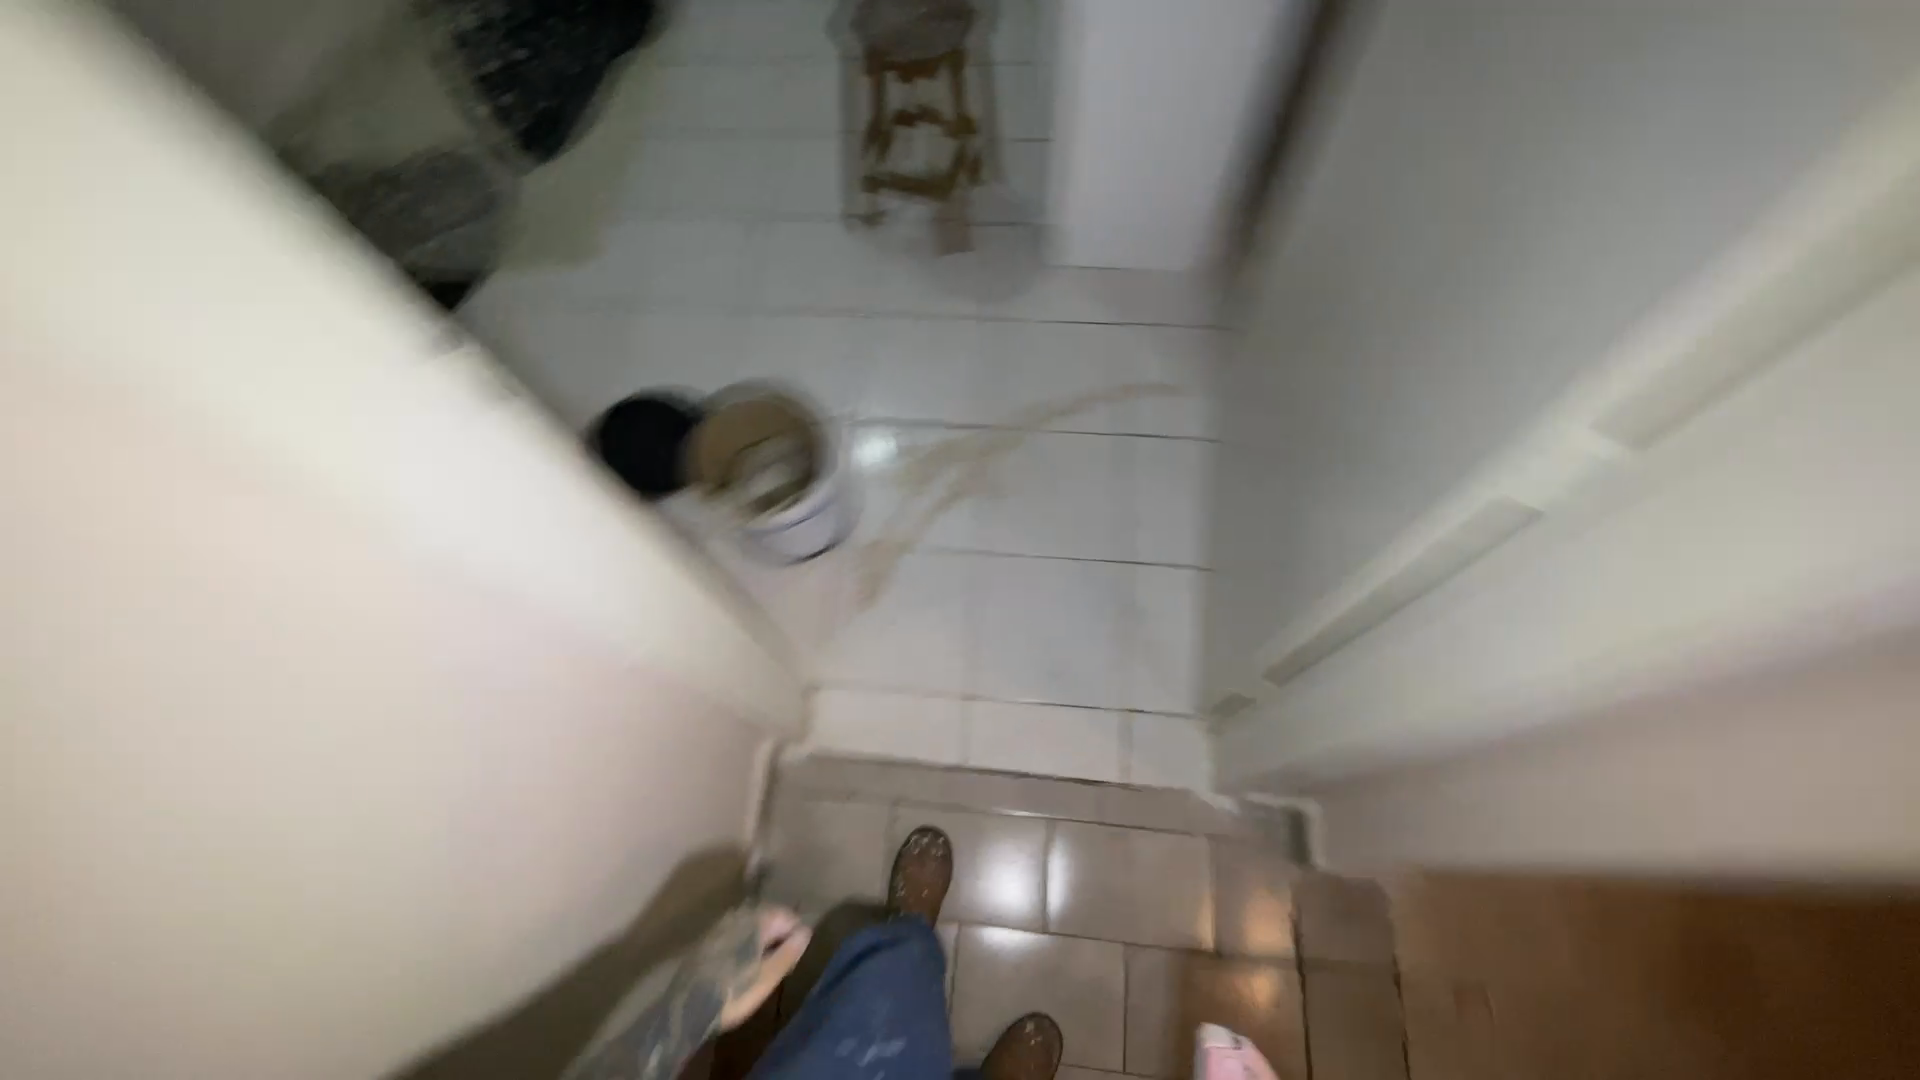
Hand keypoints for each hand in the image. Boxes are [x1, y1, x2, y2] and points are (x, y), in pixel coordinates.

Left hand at [717, 907, 809, 1030]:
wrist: (684, 1007)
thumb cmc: (732, 992)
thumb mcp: (767, 978)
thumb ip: (788, 953)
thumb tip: (806, 931)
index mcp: (757, 919)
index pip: (788, 916)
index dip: (794, 936)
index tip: (792, 960)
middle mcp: (739, 914)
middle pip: (769, 918)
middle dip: (777, 937)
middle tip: (778, 965)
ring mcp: (722, 924)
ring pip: (751, 926)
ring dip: (760, 941)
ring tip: (761, 967)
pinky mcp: (709, 938)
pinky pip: (736, 934)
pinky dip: (744, 944)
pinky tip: (741, 966)